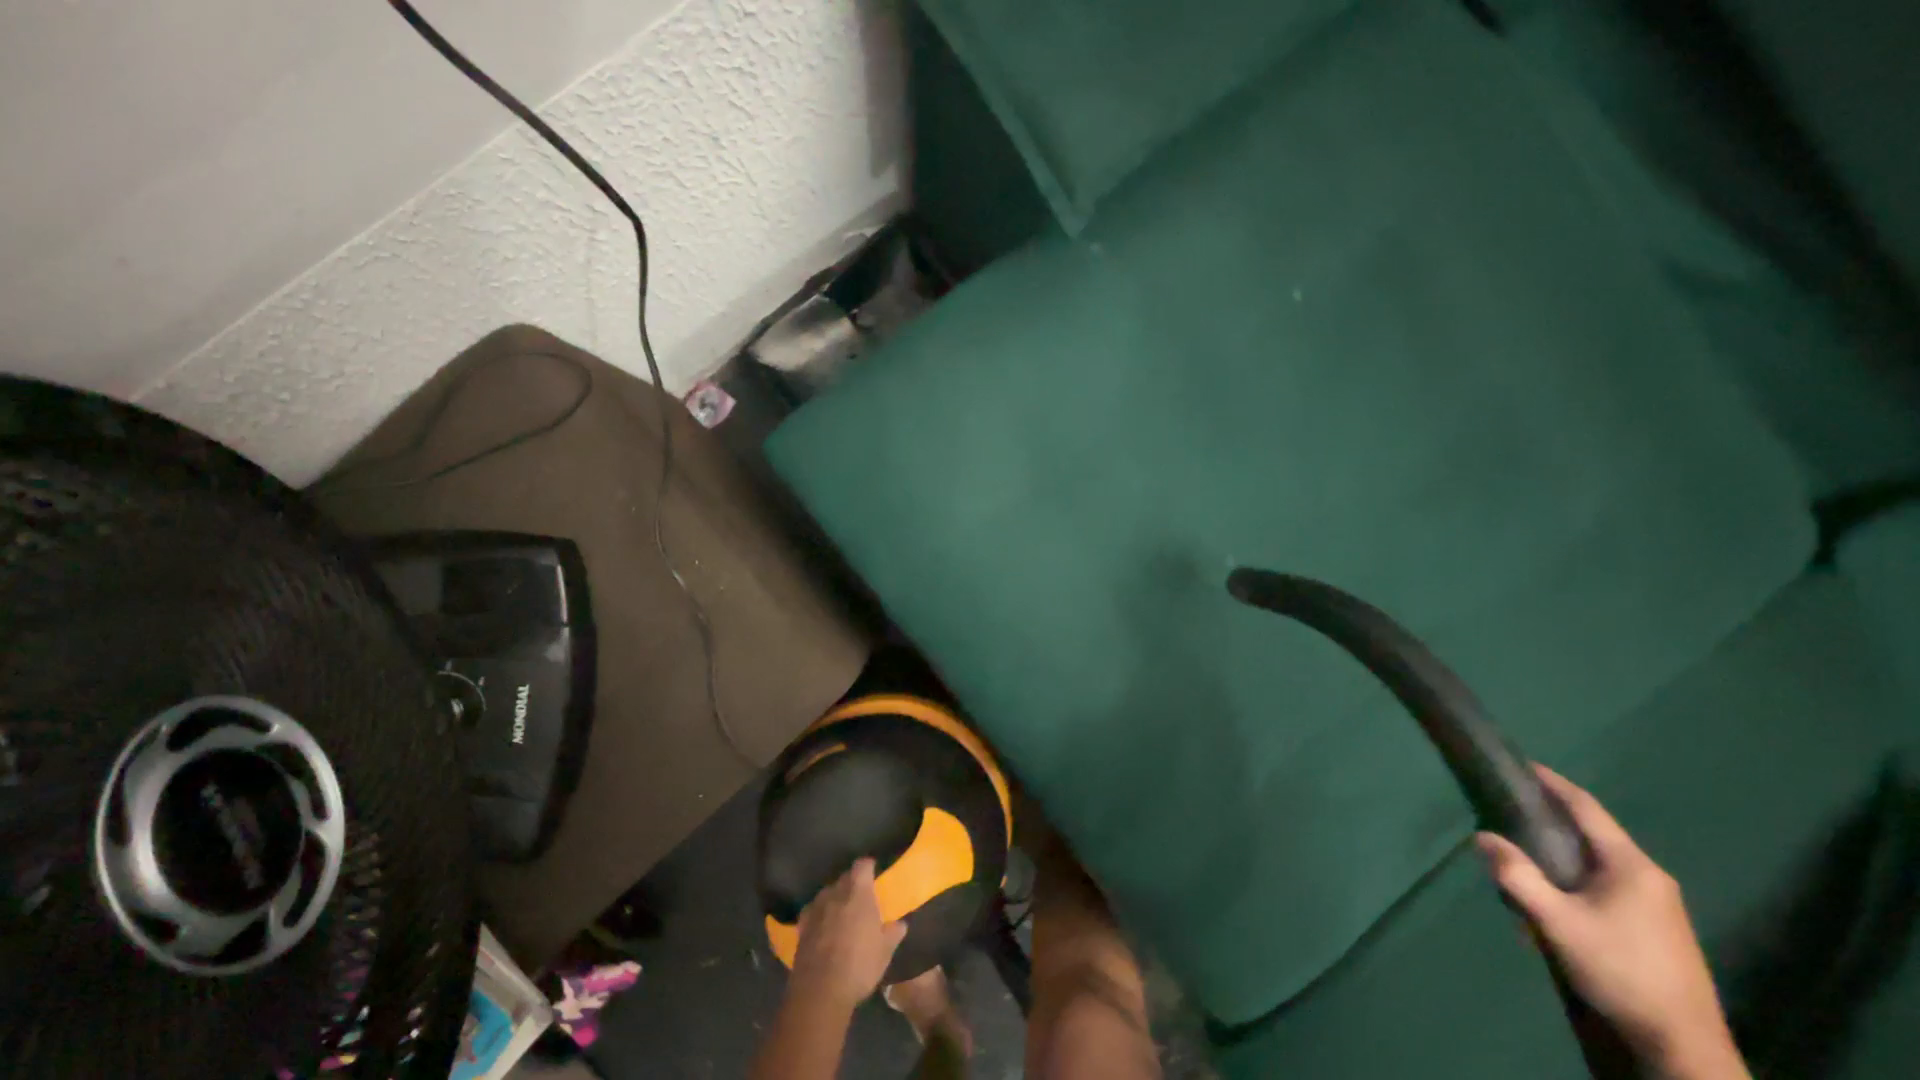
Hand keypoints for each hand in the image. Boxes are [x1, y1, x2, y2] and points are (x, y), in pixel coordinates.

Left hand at [790, 858, 907, 1011]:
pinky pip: (813, 911)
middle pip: (843, 878)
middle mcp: (835, 894)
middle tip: (862, 898)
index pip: (862, 865)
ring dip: (835, 898)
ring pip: (827, 893)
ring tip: (843, 912)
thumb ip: (893, 933)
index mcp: (858, 893)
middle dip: (852, 883)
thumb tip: (900, 924)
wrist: (820, 990)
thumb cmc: (859, 965)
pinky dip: (820, 914)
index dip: (868, 867)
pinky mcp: (801, 926)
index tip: (874, 873)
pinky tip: (824, 926)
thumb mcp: (885, 951)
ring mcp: (815, 909)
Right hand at [1475, 767, 1747, 1078]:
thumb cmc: (1619, 969)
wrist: (1681, 1040)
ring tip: (1527, 874)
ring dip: (1562, 864)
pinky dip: (1578, 886)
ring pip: (1600, 866)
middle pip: (1593, 836)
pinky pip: (1610, 890)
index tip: (1524, 766)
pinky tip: (1558, 910)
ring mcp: (1660, 904)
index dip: (1554, 784)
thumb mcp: (1558, 923)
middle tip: (1511, 824)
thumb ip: (1518, 877)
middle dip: (1551, 828)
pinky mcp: (1659, 928)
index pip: (1587, 808)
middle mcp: (1650, 875)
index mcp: (1630, 865)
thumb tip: (1483, 837)